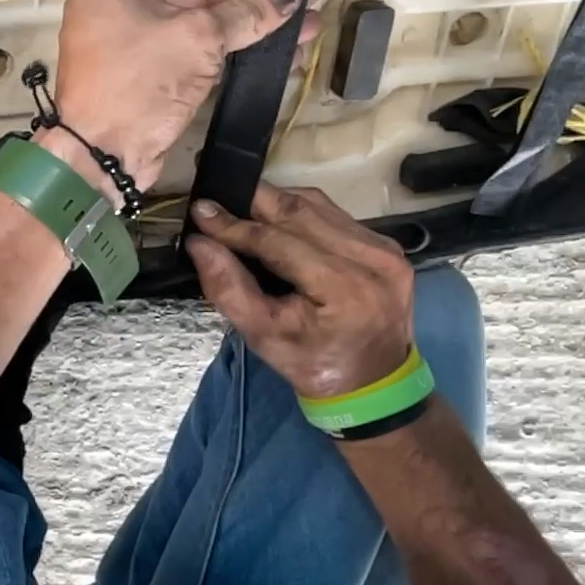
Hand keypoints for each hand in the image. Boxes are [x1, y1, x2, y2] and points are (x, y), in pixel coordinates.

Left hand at [52, 0, 317, 192]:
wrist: (102, 153)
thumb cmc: (136, 81)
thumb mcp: (197, 36)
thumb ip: (247, 10)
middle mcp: (119, 1)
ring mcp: (136, 39)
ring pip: (202, 21)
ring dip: (252, 22)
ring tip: (308, 23)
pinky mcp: (152, 73)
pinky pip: (198, 50)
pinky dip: (235, 49)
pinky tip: (283, 50)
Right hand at [185, 184, 413, 398]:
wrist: (372, 383)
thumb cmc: (311, 362)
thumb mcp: (261, 335)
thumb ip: (227, 287)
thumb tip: (198, 242)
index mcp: (345, 288)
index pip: (277, 241)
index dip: (234, 225)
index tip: (199, 212)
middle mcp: (372, 259)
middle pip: (298, 211)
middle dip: (250, 201)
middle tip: (214, 200)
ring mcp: (384, 248)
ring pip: (315, 205)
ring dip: (272, 202)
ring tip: (238, 207)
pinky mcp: (385, 244)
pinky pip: (331, 213)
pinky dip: (296, 210)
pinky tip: (273, 218)